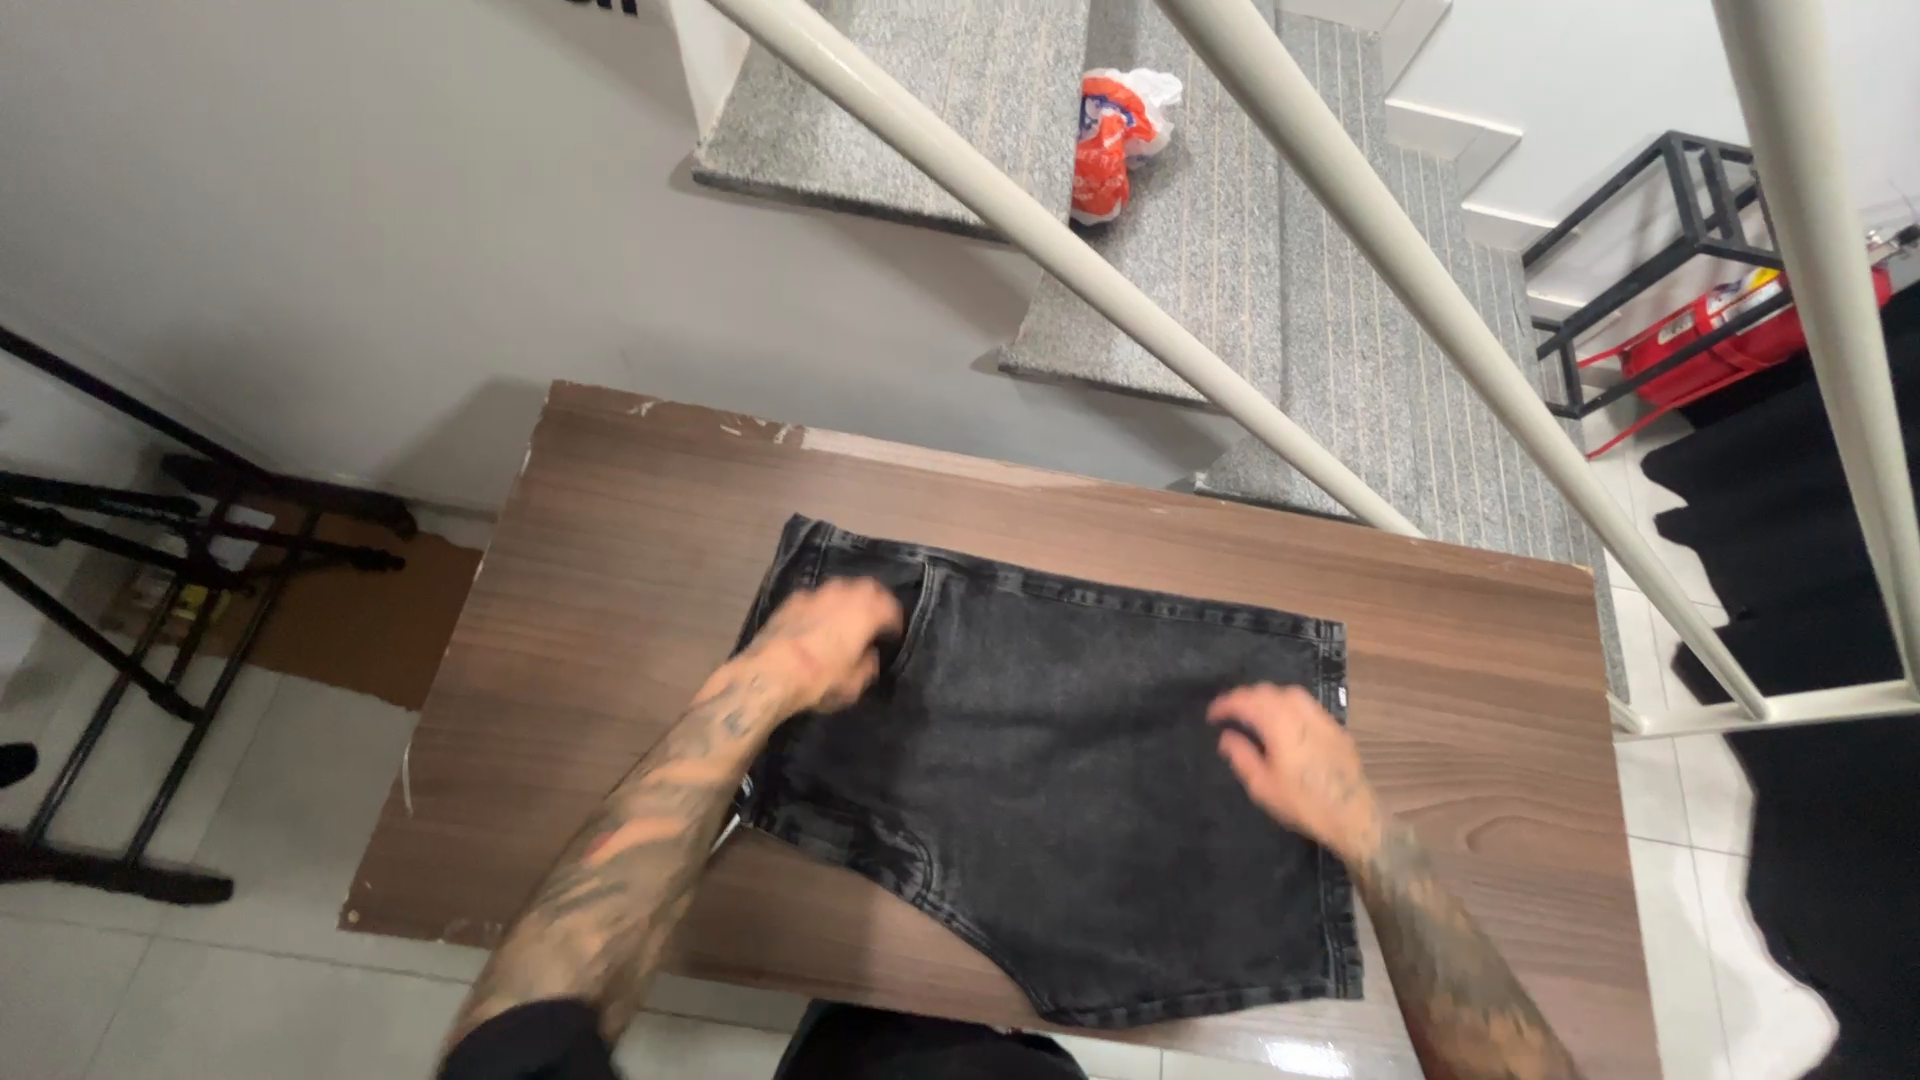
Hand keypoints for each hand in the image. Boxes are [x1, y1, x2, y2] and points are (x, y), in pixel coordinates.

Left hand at [741, 578, 902, 713]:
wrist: (770, 672)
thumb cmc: (819, 680)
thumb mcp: (854, 684)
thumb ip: (868, 665)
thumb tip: (869, 655)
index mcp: (866, 612)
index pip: (891, 608)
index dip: (895, 621)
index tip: (893, 634)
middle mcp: (844, 595)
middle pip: (868, 588)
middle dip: (875, 601)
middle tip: (875, 618)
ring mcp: (816, 593)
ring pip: (841, 588)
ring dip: (849, 599)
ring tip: (847, 616)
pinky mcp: (792, 600)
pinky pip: (817, 597)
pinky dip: (823, 605)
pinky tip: (817, 619)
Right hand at [1208, 684, 1381, 864]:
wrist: (1355, 818)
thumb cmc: (1303, 804)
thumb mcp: (1262, 786)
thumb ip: (1241, 756)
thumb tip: (1227, 736)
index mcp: (1280, 726)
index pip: (1246, 702)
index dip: (1225, 704)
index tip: (1212, 715)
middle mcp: (1301, 715)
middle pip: (1268, 691)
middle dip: (1245, 697)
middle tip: (1230, 712)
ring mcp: (1322, 720)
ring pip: (1290, 693)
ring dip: (1267, 697)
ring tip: (1255, 712)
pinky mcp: (1336, 729)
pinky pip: (1307, 704)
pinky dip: (1288, 704)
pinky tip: (1284, 721)